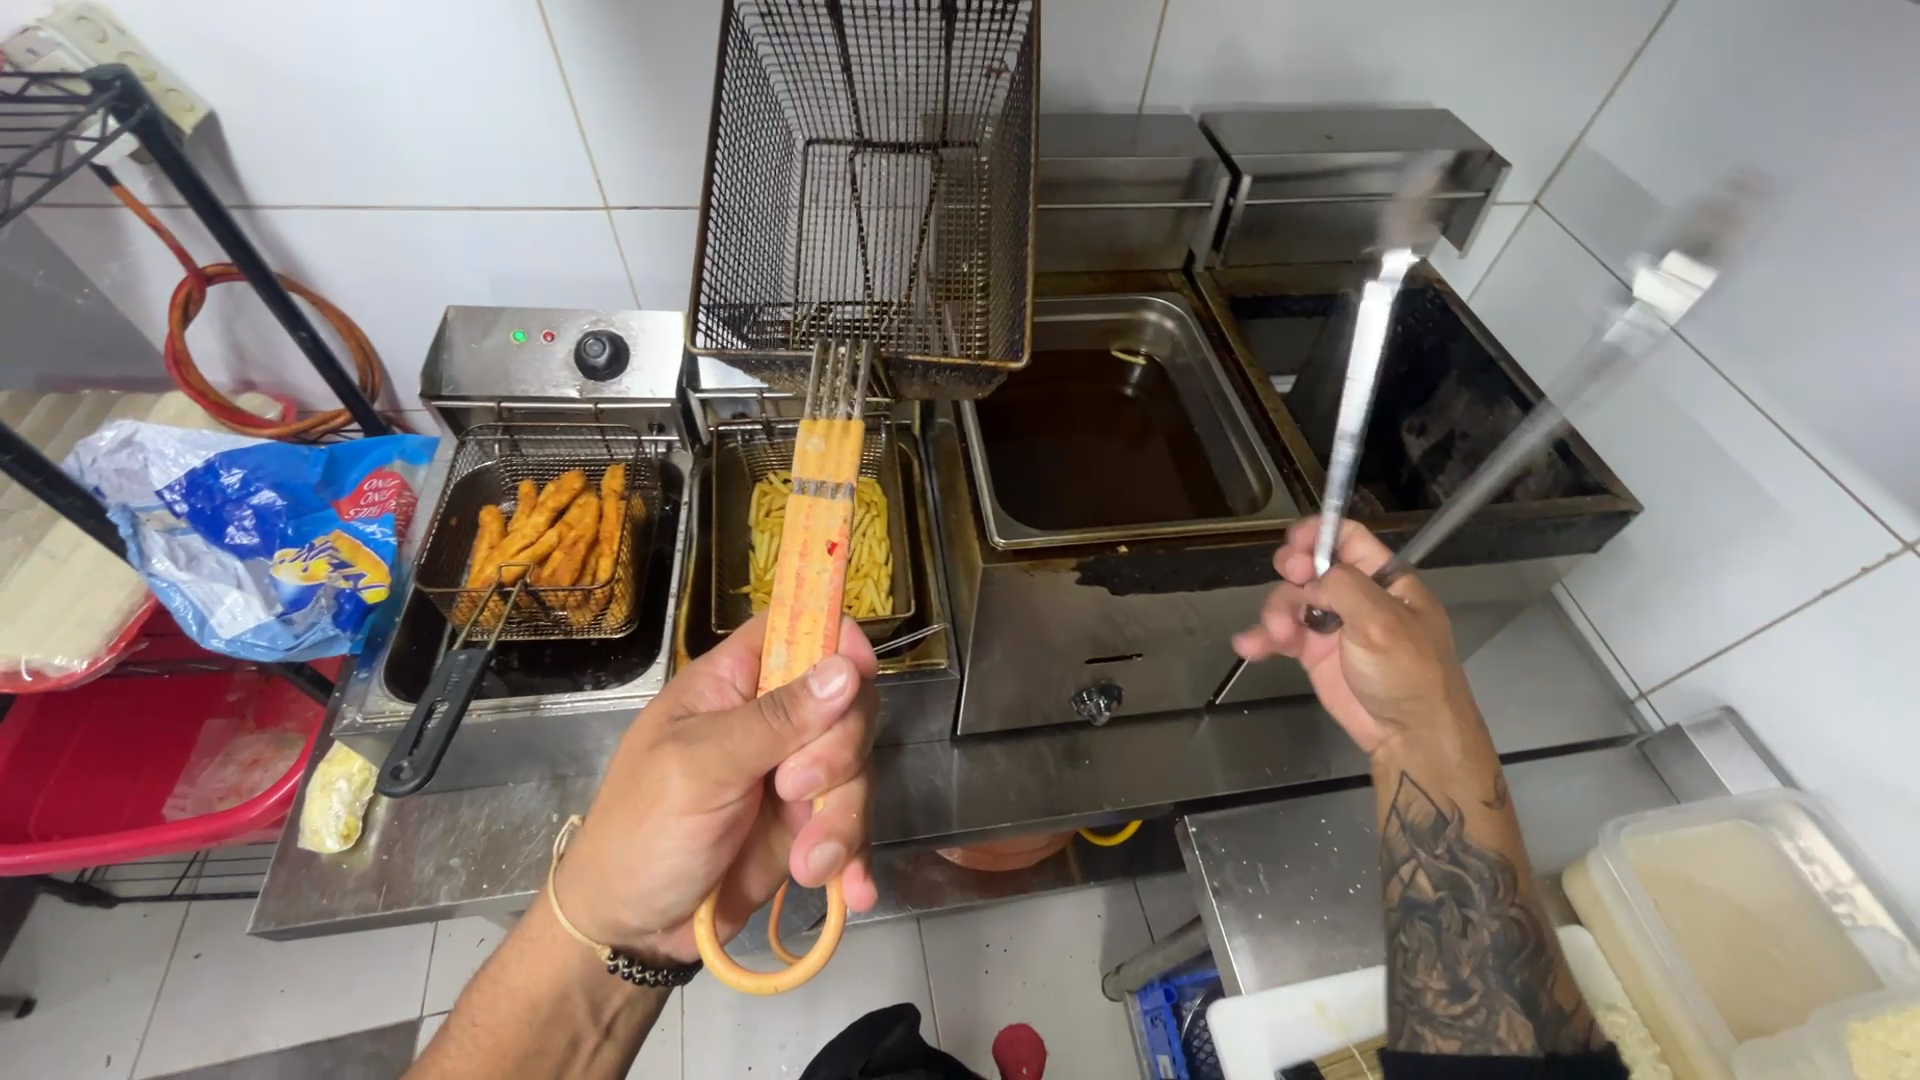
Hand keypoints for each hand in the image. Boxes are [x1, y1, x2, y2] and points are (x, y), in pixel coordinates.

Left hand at [550, 612, 880, 964]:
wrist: (633, 933)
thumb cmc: (642, 832)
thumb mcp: (699, 768)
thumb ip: (774, 720)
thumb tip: (846, 669)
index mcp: (733, 684)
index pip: (795, 628)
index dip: (834, 637)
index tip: (859, 671)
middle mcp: (772, 719)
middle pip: (845, 699)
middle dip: (837, 749)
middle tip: (795, 790)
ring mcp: (795, 772)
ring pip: (857, 764)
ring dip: (844, 816)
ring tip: (810, 865)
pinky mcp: (809, 823)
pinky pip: (855, 820)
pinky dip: (857, 853)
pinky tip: (854, 889)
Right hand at [1231, 517, 1469, 757]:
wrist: (1408, 735)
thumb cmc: (1409, 672)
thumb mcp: (1384, 622)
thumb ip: (1344, 587)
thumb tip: (1311, 581)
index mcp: (1385, 581)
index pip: (1349, 539)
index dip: (1319, 533)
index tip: (1294, 543)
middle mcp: (1356, 597)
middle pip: (1311, 566)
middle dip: (1293, 571)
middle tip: (1290, 580)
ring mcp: (1332, 625)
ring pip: (1290, 600)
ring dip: (1276, 613)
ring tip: (1276, 636)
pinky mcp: (1312, 653)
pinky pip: (1280, 635)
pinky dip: (1263, 638)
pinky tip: (1251, 647)